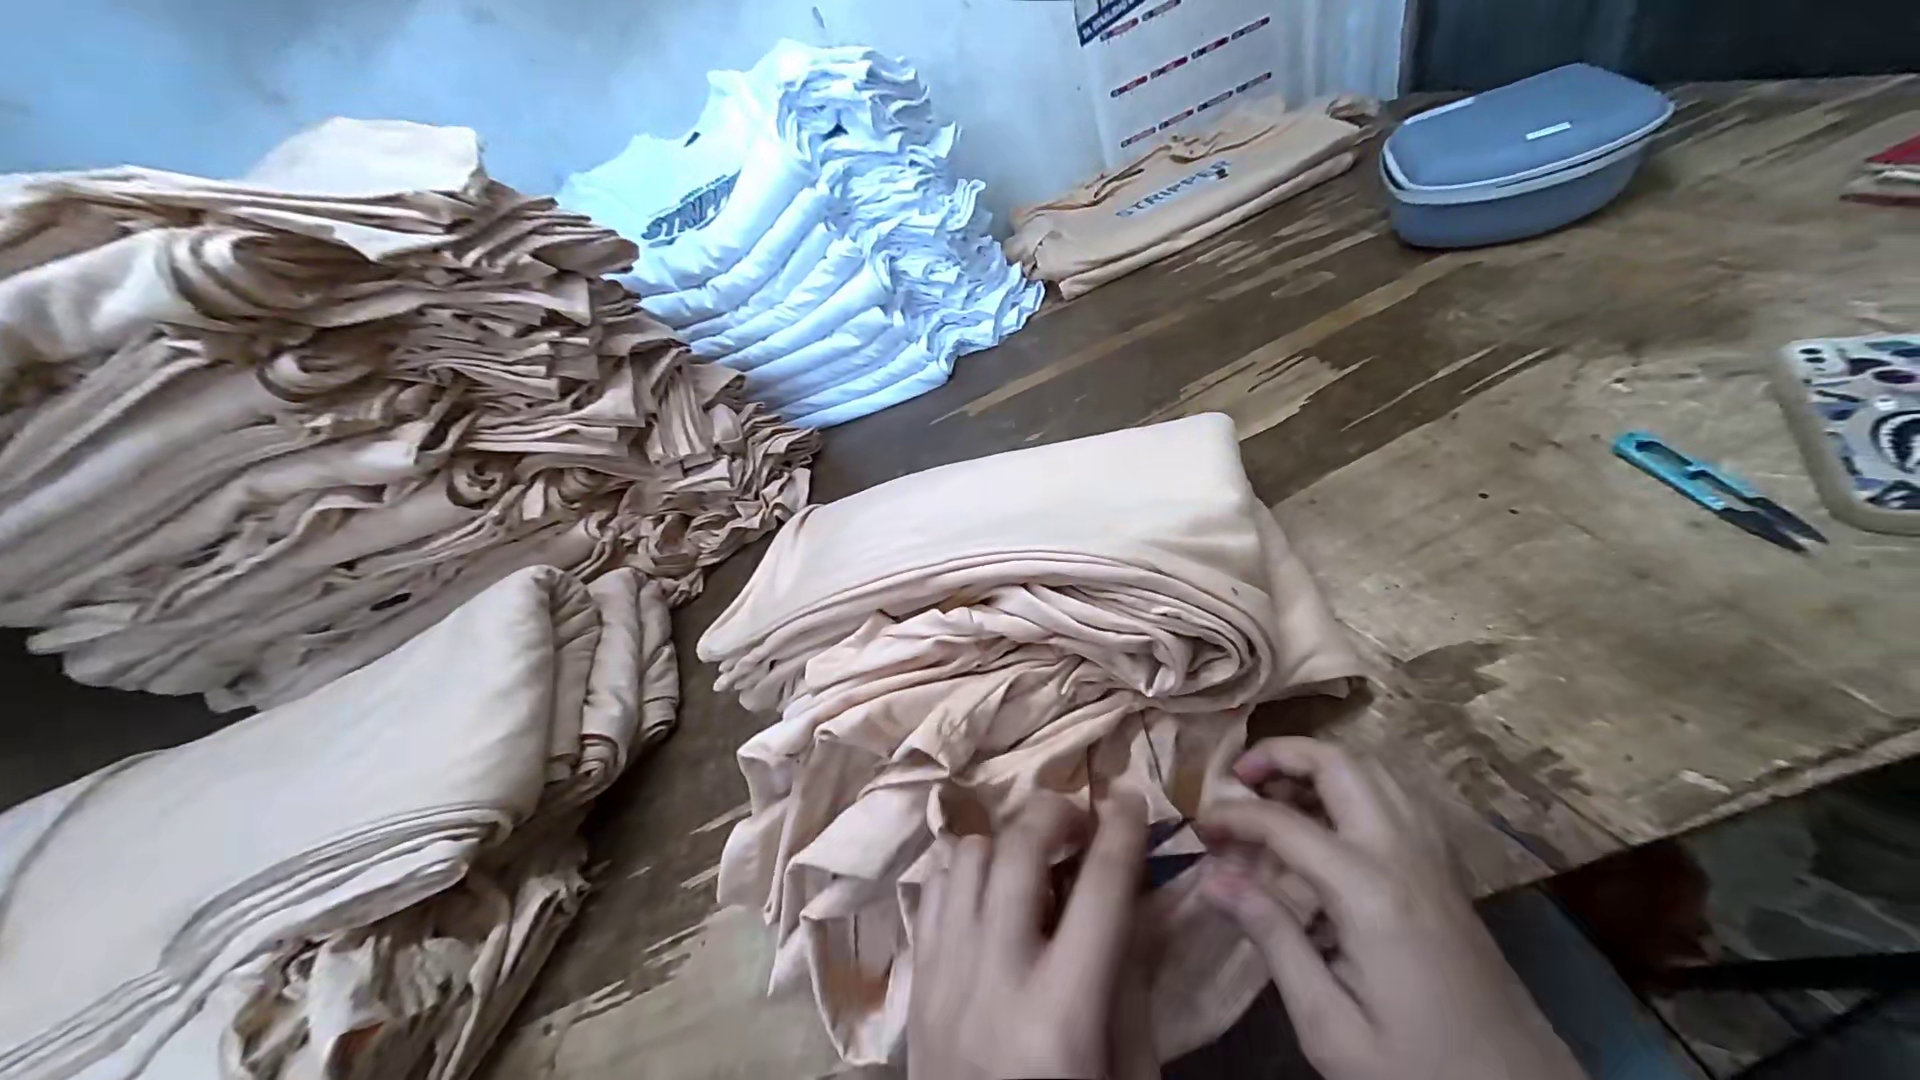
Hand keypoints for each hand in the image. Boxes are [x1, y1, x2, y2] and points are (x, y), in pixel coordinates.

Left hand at [909, 792, 1147, 1079]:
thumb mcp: (1129, 1073)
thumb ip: (1133, 975)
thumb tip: (1148, 891)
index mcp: (1062, 1017)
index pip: (1099, 891)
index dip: (1120, 832)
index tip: (1130, 796)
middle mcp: (993, 981)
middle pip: (1019, 853)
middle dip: (1055, 815)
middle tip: (1080, 820)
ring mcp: (944, 976)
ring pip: (967, 857)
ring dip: (1007, 842)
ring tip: (1035, 859)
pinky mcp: (916, 981)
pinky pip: (932, 889)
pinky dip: (965, 871)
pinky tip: (990, 889)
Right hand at [1197, 738, 1585, 1079]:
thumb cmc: (1418, 1071)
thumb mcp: (1331, 1026)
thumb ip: (1272, 939)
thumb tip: (1212, 878)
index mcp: (1370, 891)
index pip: (1282, 822)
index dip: (1232, 816)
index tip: (1200, 827)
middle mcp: (1405, 856)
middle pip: (1339, 764)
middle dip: (1279, 754)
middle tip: (1238, 777)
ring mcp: (1434, 860)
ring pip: (1374, 770)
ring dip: (1318, 764)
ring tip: (1277, 790)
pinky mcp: (1447, 874)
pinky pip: (1396, 797)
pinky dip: (1352, 784)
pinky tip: (1329, 817)